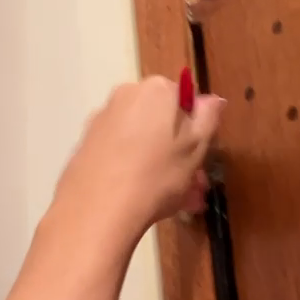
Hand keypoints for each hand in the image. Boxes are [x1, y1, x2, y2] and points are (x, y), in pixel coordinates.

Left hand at [51, 76, 225, 245]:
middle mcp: (126, 94)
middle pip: (162, 119)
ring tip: (170, 199)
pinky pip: (121, 151)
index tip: (200, 157)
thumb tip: (212, 99)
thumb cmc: (158, 175)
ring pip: (142, 138)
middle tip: (191, 186)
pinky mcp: (86, 143)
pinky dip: (133, 167)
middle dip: (178, 150)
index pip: (187, 100)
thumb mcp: (196, 148)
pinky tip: (140, 197)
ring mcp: (102, 119)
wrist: (97, 209)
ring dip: (159, 162)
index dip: (197, 129)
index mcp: (157, 89)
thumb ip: (208, 117)